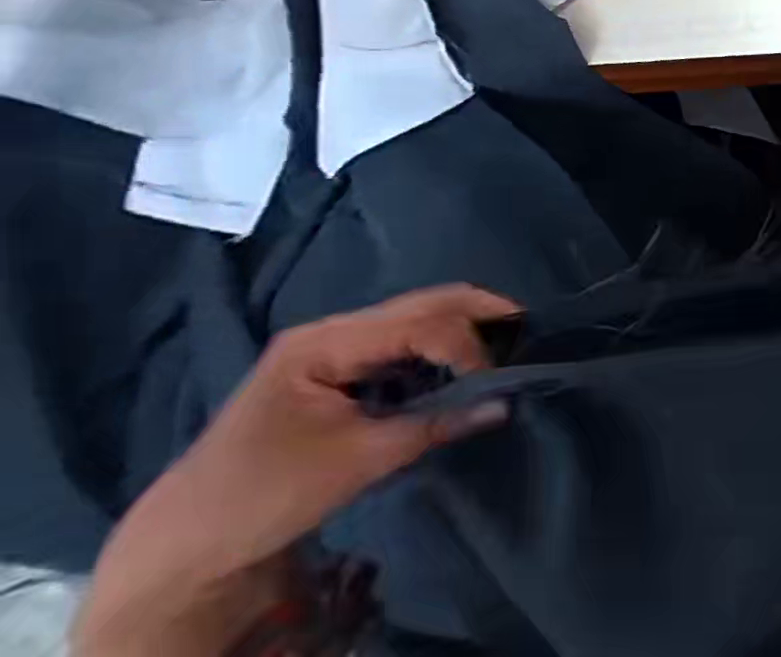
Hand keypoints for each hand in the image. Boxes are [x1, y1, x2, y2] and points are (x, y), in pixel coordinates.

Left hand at [74, 284, 519, 656]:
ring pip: (418, 315)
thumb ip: (438, 424)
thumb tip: (507, 403)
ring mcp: (333, 347)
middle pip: (424, 302)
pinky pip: (405, 340)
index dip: (467, 345)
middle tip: (529, 328)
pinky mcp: (340, 367)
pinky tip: (465, 363)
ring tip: (506, 344)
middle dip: (480, 311)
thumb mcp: (359, 460)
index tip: (496, 381)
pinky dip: (443, 345)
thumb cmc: (266, 494)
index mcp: (324, 343)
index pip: (420, 323)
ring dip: (465, 326)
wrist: (186, 543)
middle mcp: (331, 331)